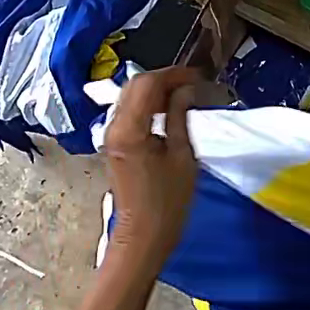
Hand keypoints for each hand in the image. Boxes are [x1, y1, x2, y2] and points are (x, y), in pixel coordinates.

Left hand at [104, 67, 199, 267]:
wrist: (143, 235)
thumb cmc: (168, 201)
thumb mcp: (183, 156)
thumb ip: (181, 117)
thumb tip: (185, 91)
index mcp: (130, 129)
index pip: (148, 84)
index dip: (174, 74)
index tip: (198, 76)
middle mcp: (114, 127)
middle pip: (134, 85)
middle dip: (164, 78)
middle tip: (193, 83)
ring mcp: (111, 135)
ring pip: (131, 96)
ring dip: (156, 89)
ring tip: (185, 94)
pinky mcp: (116, 144)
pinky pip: (130, 111)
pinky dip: (149, 103)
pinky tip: (169, 110)